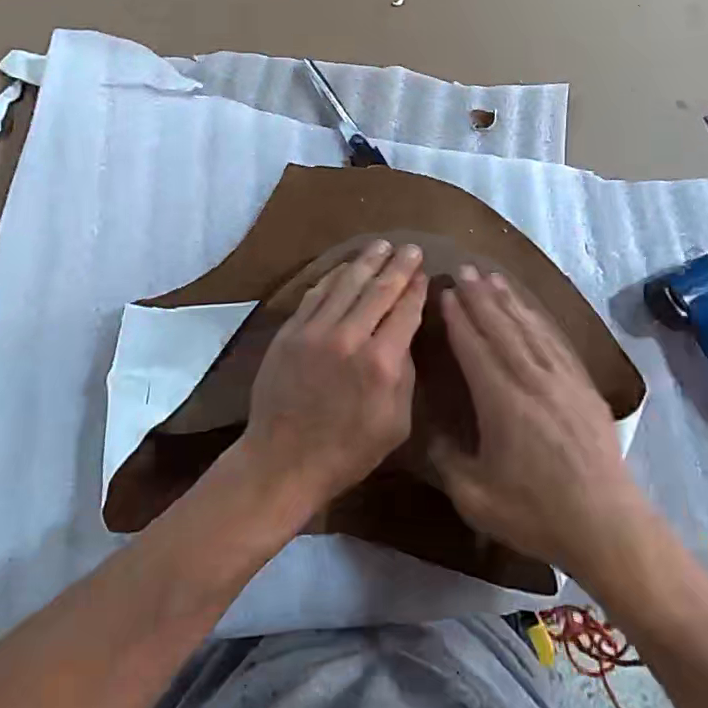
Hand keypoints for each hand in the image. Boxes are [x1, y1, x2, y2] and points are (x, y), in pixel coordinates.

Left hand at [243, 239, 426, 509]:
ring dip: (367, 262)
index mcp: (382, 362)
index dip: (417, 289)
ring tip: (382, 245)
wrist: (283, 461)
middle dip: (399, 265)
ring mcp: (315, 332)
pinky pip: (316, 294)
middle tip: (411, 248)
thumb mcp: (397, 421)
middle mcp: (350, 338)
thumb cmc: (349, 450)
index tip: (424, 273)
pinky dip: (334, 277)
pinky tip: (346, 267)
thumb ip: (405, 373)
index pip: (406, 311)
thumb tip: (406, 336)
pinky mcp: (290, 333)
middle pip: (380, 289)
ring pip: (346, 284)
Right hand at [431, 266, 654, 578]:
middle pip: (503, 328)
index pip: (475, 347)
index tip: (445, 294)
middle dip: (481, 298)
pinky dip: (541, 321)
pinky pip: (557, 343)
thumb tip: (432, 434)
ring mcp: (563, 379)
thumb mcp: (476, 498)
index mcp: (502, 401)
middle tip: (466, 271)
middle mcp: (533, 378)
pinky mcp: (584, 387)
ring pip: (532, 329)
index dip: (459, 319)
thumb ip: (448, 462)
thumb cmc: (536, 513)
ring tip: (495, 279)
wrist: (605, 522)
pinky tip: (534, 313)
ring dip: (511, 301)